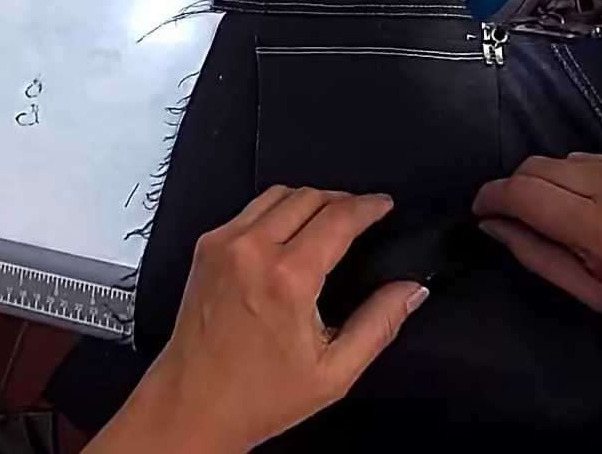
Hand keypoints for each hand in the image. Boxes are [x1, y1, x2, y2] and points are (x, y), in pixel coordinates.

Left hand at [90, 187, 427, 453]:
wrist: (188, 408)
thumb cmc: (259, 397)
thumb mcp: (333, 373)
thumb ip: (379, 324)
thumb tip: (412, 288)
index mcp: (287, 279)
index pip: (340, 217)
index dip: (369, 205)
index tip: (384, 204)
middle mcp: (254, 250)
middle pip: (312, 196)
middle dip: (343, 200)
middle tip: (360, 216)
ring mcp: (226, 241)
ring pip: (282, 193)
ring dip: (310, 200)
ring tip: (328, 219)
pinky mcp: (208, 242)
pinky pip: (253, 206)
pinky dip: (278, 210)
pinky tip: (289, 231)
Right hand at [474, 155, 601, 453]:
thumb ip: (542, 258)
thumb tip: (495, 228)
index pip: (524, 192)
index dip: (490, 196)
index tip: (476, 209)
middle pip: (540, 165)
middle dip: (514, 186)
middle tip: (508, 217)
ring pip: (566, 157)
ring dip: (546, 180)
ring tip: (552, 216)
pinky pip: (597, 159)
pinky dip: (578, 176)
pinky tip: (589, 206)